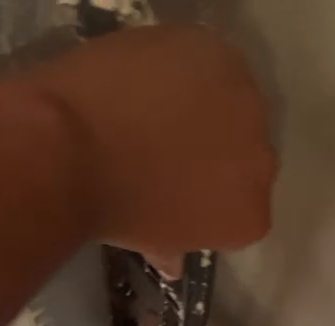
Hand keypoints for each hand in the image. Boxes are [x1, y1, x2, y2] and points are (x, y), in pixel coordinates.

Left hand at [10, 26, 276, 264]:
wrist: (72, 148)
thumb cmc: (114, 211)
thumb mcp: (151, 241)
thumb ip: (175, 246)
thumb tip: (172, 263)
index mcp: (251, 218)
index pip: (244, 205)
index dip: (212, 195)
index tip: (183, 191)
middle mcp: (262, 163)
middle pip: (246, 153)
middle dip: (215, 151)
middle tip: (171, 149)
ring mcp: (245, 103)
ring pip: (232, 102)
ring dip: (206, 105)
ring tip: (159, 108)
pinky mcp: (217, 53)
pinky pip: (208, 63)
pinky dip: (184, 69)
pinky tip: (151, 79)